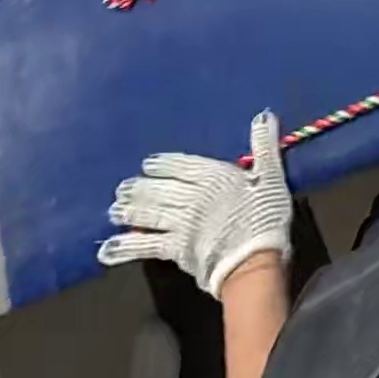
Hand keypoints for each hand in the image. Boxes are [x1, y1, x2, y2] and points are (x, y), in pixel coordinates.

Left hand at [98, 111, 292, 297]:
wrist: (254, 263)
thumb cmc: (266, 218)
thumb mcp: (271, 177)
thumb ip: (264, 146)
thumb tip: (263, 115)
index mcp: (213, 177)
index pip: (182, 165)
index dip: (163, 164)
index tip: (148, 164)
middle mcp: (190, 196)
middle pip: (160, 190)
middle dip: (140, 189)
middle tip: (121, 189)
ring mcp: (180, 223)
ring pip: (149, 214)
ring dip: (130, 212)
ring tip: (113, 211)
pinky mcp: (175, 250)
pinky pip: (145, 245)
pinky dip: (125, 247)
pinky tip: (107, 250)